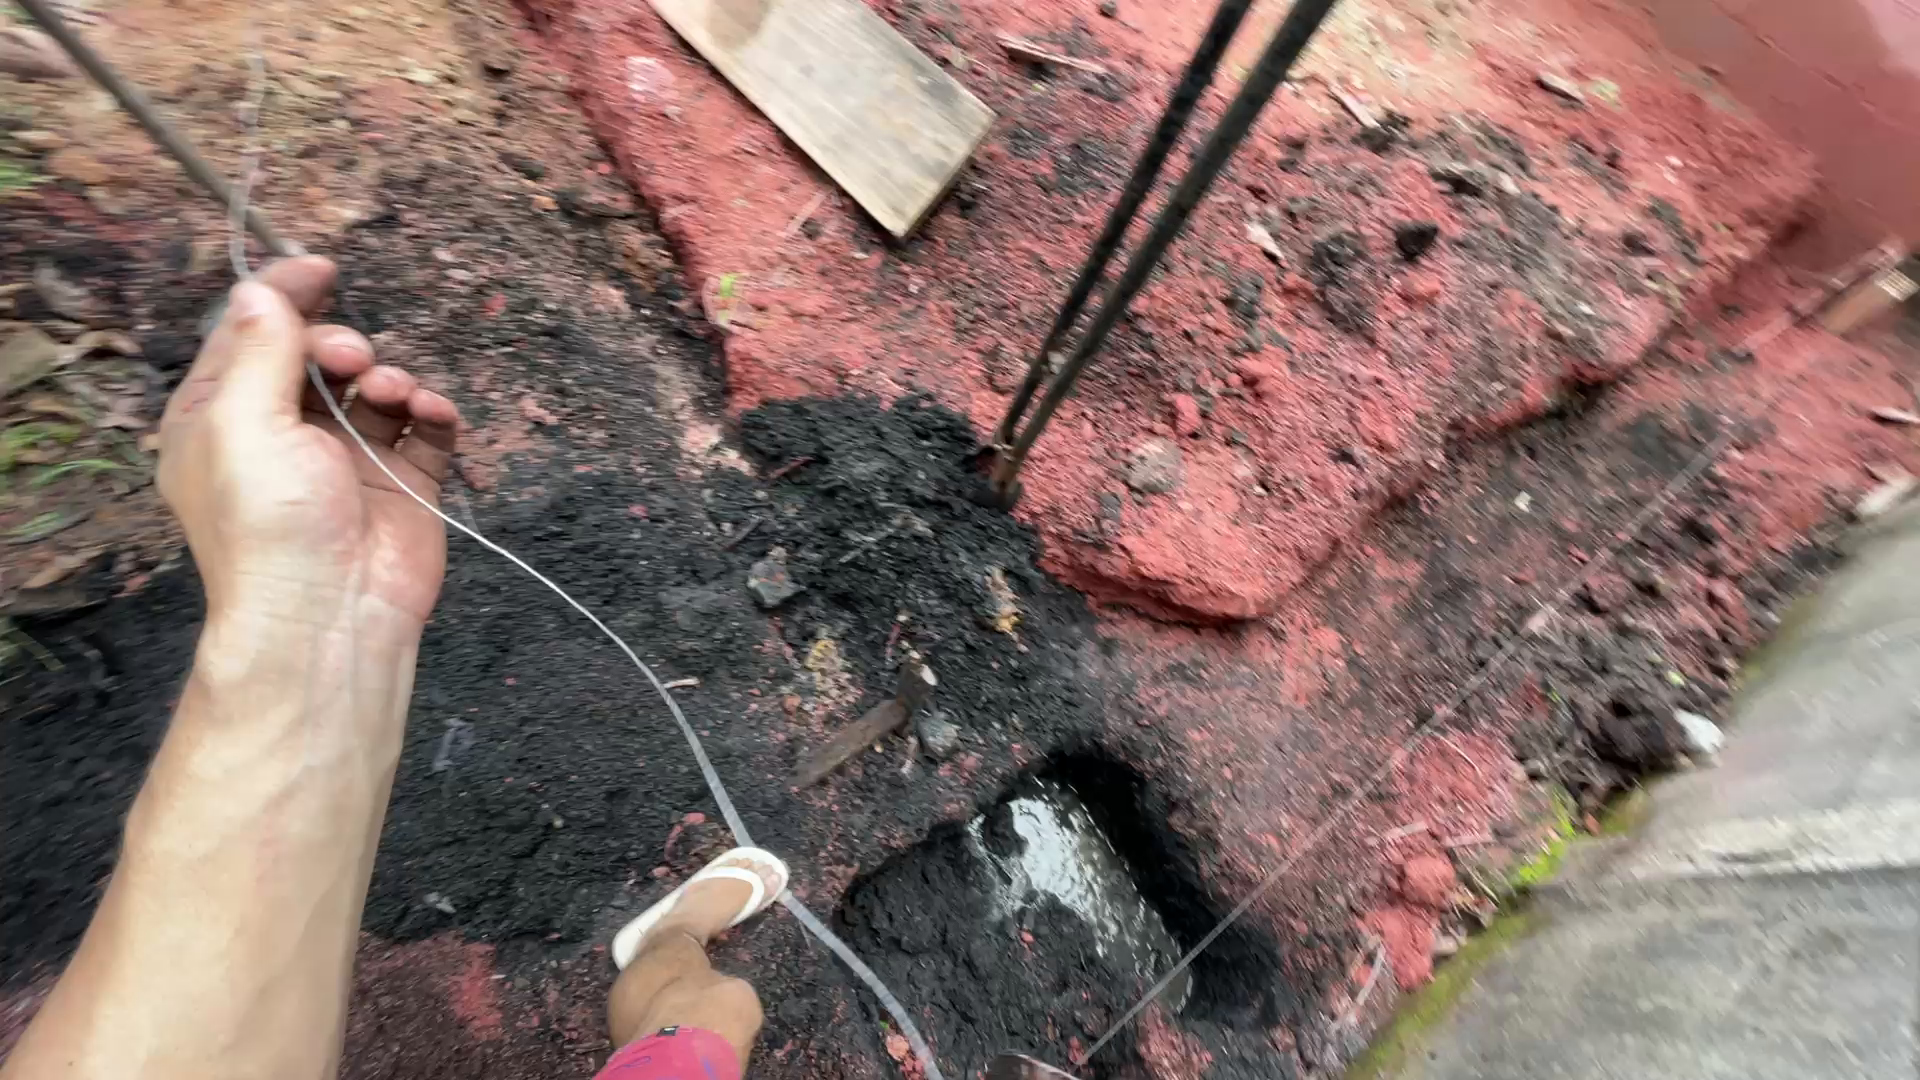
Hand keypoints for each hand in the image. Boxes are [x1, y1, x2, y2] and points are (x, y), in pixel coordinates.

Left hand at [159, 257, 459, 633]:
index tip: (324, 267)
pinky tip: (436, 415)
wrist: (336, 606)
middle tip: (356, 359)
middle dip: (346, 347)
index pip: (253, 337)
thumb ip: (261, 355)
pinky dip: (436, 415)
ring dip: (396, 380)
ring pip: (382, 392)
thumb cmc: (272, 518)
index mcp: (228, 416)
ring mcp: (355, 457)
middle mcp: (291, 432)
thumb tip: (263, 292)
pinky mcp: (408, 481)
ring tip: (400, 395)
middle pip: (324, 360)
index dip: (285, 297)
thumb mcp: (246, 426)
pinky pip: (428, 431)